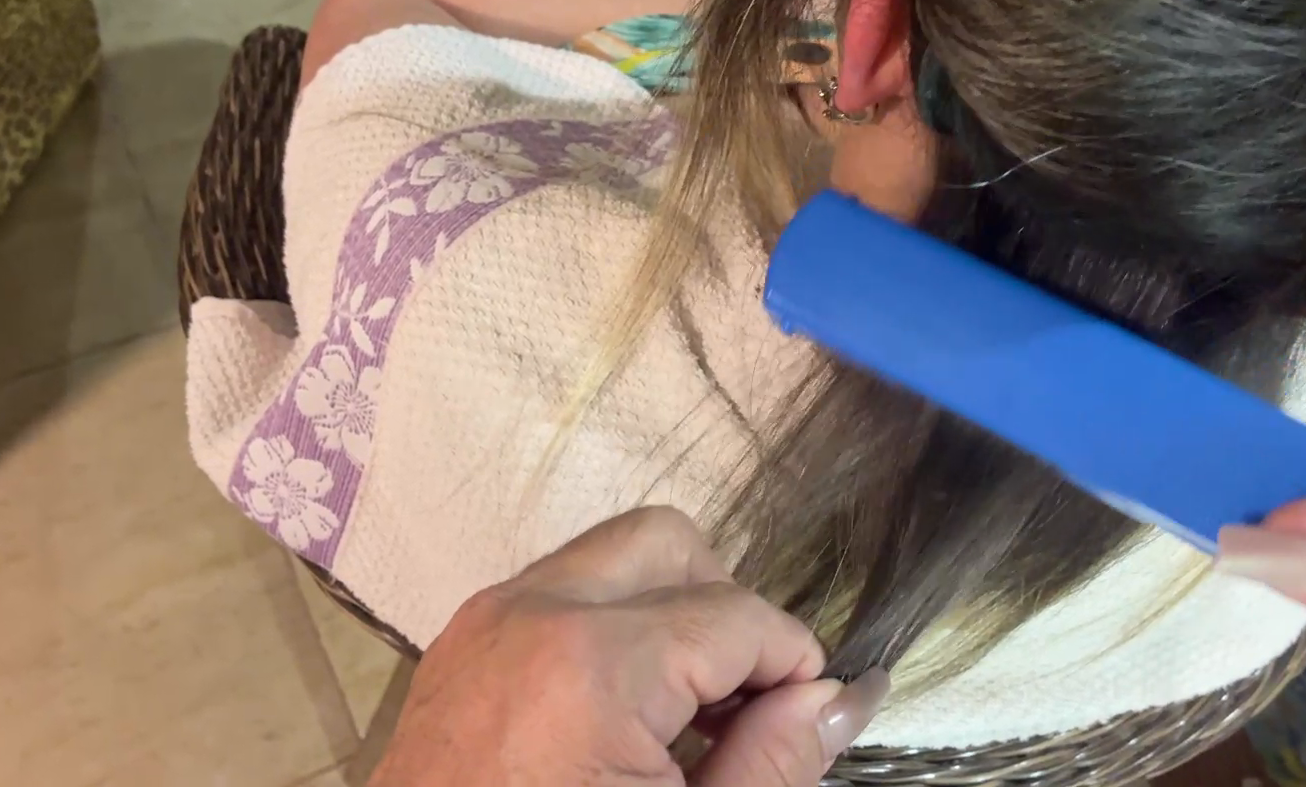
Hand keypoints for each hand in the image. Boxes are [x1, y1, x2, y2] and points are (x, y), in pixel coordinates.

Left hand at [366, 506, 890, 786]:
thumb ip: (771, 766)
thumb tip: (838, 698)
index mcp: (592, 666)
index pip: (733, 614)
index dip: (792, 658)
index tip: (811, 708)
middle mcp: (535, 608)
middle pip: (668, 541)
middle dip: (722, 602)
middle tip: (738, 694)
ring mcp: (491, 612)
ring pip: (614, 550)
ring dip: (668, 603)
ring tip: (682, 703)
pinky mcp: (467, 631)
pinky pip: (565, 583)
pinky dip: (614, 617)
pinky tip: (622, 703)